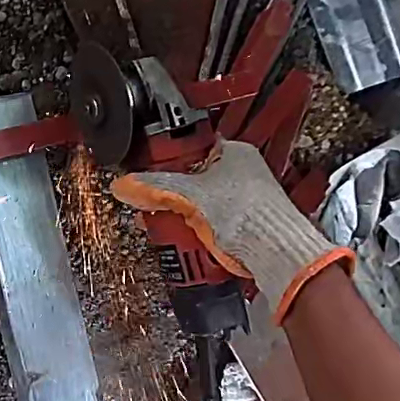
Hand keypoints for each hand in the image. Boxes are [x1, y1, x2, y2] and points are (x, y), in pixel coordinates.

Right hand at [111, 140, 350, 322]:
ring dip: (177, 212)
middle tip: (149, 200)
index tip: (147, 171)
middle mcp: (241, 172)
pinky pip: (207, 221)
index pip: (190, 147)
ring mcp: (243, 198)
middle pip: (191, 177)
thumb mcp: (188, 195)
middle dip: (167, 193)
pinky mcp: (241, 224)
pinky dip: (191, 228)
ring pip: (198, 201)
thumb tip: (124, 184)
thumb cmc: (247, 215)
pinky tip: (179, 235)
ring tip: (159, 219)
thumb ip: (152, 188)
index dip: (165, 160)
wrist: (275, 253)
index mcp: (233, 152)